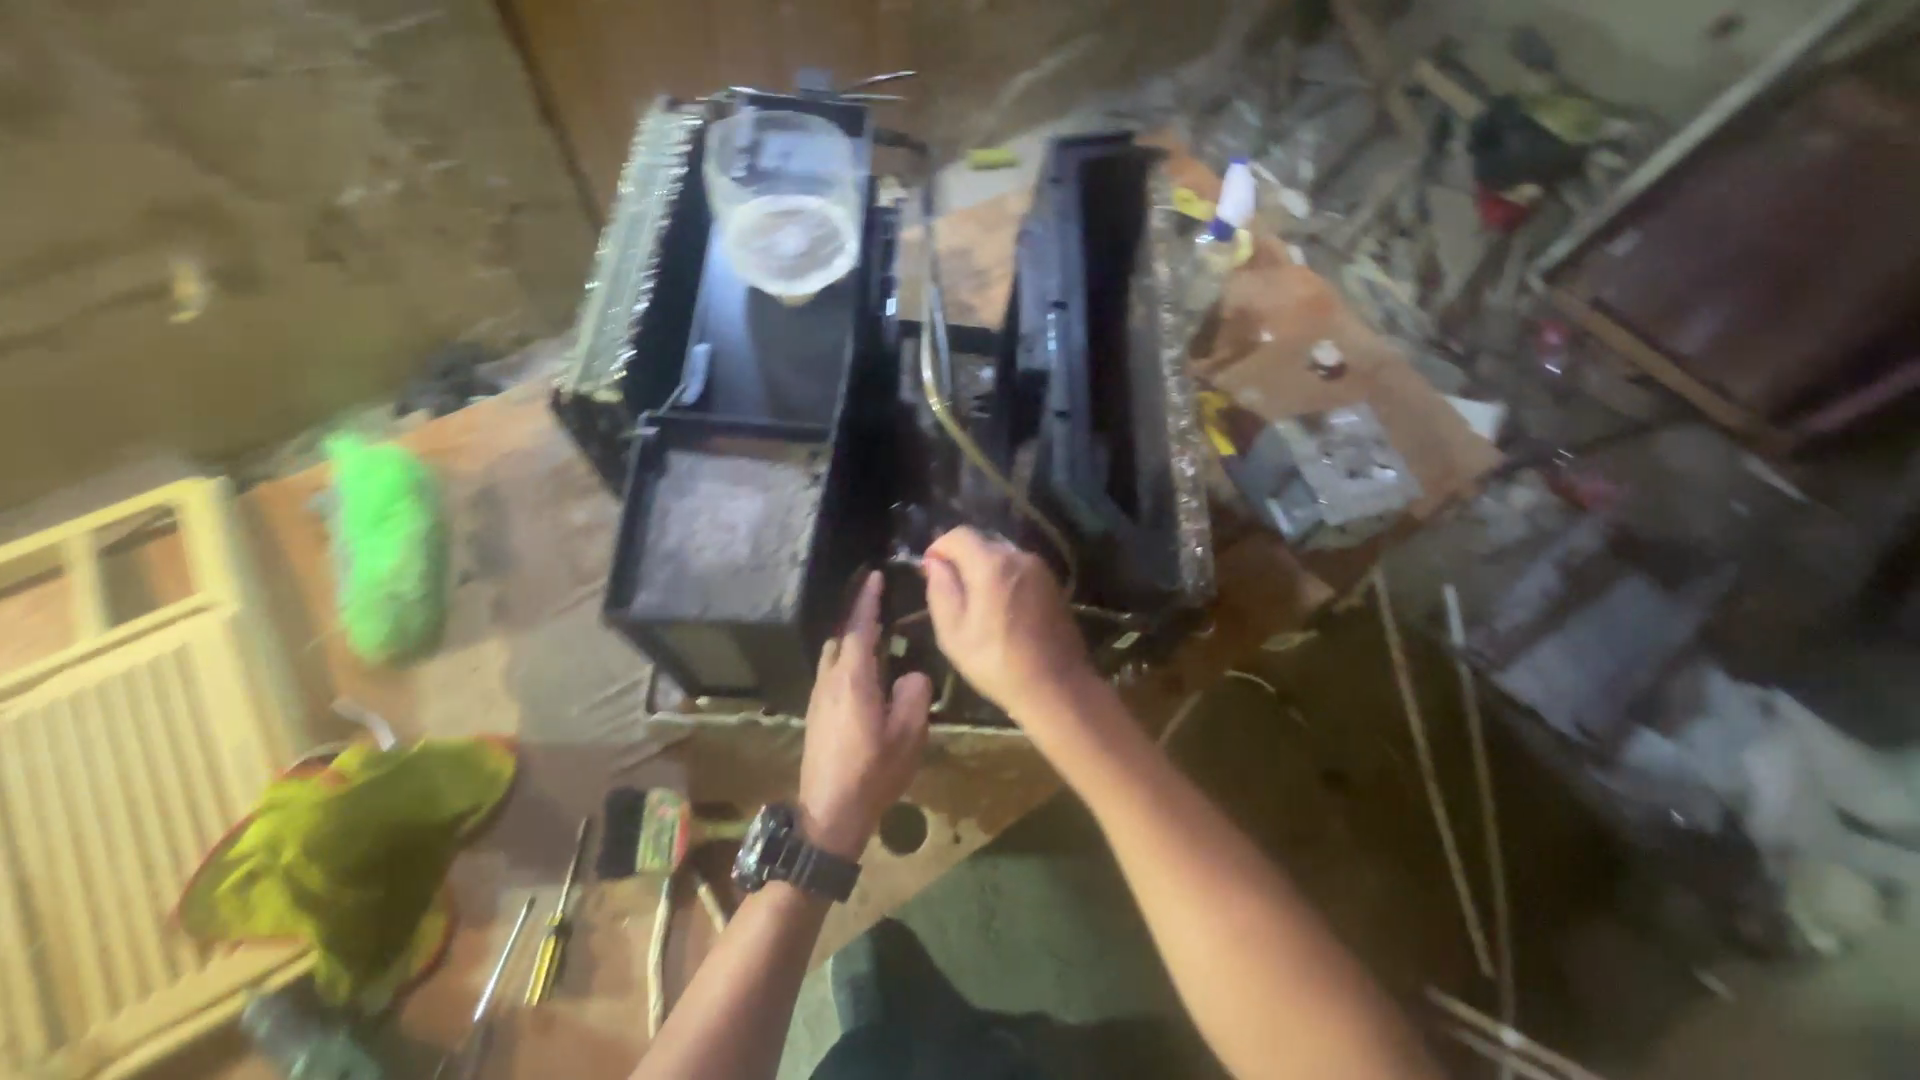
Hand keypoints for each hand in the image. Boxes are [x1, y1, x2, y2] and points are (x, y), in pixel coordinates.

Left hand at [798, 570, 931, 859]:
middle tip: (881, 607)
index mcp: (853, 679)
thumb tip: (911, 676)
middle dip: (859, 618)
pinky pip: (830, 674)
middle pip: (841, 638)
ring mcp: (818, 698)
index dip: (867, 601)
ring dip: (852, 642)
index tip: (874, 576)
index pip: (860, 628)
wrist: (830, 811)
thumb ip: (914, 695)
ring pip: (833, 657)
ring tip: (877, 639)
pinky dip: (847, 662)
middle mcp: (830, 681)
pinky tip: (865, 676)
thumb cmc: (872, 771)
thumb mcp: (908, 734)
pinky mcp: (816, 716)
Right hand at [922, 527, 1096, 722]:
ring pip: (1003, 557)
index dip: (939, 547)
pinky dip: (1005, 581)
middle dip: (962, 559)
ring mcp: (1041, 570)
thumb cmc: (997, 662)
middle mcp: (1019, 557)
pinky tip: (1002, 611)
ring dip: (985, 571)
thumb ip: (940, 590)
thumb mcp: (953, 633)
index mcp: (991, 564)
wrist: (1057, 686)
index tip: (929, 570)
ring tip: (976, 605)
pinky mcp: (1055, 585)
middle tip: (951, 591)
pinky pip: (1021, 571)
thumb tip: (934, 563)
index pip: (959, 534)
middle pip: (983, 543)